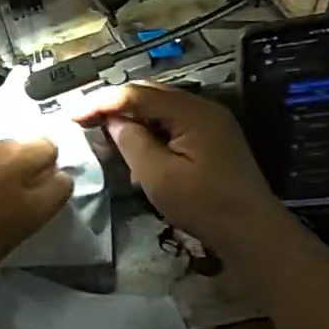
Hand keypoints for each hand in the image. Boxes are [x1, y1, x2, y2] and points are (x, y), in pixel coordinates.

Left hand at [0, 139, 72, 303]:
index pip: (63, 182)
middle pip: (45, 147)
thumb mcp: (6, 244)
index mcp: (27, 208)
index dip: (56, 187)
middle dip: (42, 160)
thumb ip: (26, 214)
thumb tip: (35, 193)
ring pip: (12, 142)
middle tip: (27, 176)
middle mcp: (10, 175)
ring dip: (12, 156)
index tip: (46, 192)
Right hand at [73, 83, 282, 248]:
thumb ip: (132, 142)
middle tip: (85, 123)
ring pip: (160, 110)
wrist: (254, 234)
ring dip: (132, 120)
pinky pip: (173, 125)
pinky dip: (150, 133)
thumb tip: (113, 121)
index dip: (101, 102)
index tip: (73, 117)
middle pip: (149, 95)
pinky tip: (137, 153)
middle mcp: (202, 108)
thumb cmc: (205, 206)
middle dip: (115, 107)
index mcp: (191, 112)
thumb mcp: (159, 176)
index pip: (136, 94)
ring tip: (106, 138)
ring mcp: (210, 123)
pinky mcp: (212, 139)